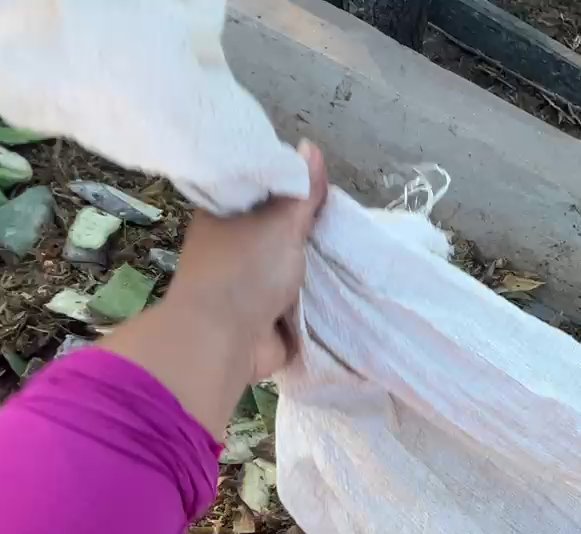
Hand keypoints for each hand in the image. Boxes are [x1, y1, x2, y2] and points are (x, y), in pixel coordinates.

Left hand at [104, 140, 330, 434]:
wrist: (227, 339)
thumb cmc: (245, 272)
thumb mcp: (279, 223)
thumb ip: (300, 193)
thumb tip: (310, 146)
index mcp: (225, 215)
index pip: (261, 190)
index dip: (291, 186)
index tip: (321, 185)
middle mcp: (235, 245)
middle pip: (281, 228)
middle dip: (312, 228)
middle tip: (347, 218)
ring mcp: (253, 282)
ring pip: (293, 264)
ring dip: (318, 264)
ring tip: (355, 250)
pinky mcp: (270, 314)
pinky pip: (302, 298)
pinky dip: (320, 295)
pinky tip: (348, 285)